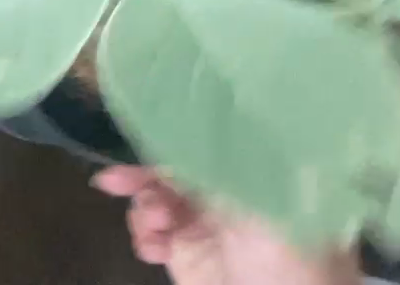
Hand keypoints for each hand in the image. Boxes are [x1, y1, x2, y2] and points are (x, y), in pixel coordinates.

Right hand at [93, 167, 360, 284]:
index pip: (196, 154)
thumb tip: (187, 130)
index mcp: (248, 187)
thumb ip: (222, 173)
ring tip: (154, 232)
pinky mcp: (185, 257)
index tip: (136, 145)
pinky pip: (149, 235)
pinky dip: (143, 237)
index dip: (164, 148)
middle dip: (138, 178)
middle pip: (166, 176)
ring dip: (143, 211)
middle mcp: (222, 204)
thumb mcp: (265, 213)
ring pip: (151, 201)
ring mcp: (202, 232)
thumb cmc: (289, 268)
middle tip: (110, 183)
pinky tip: (150, 250)